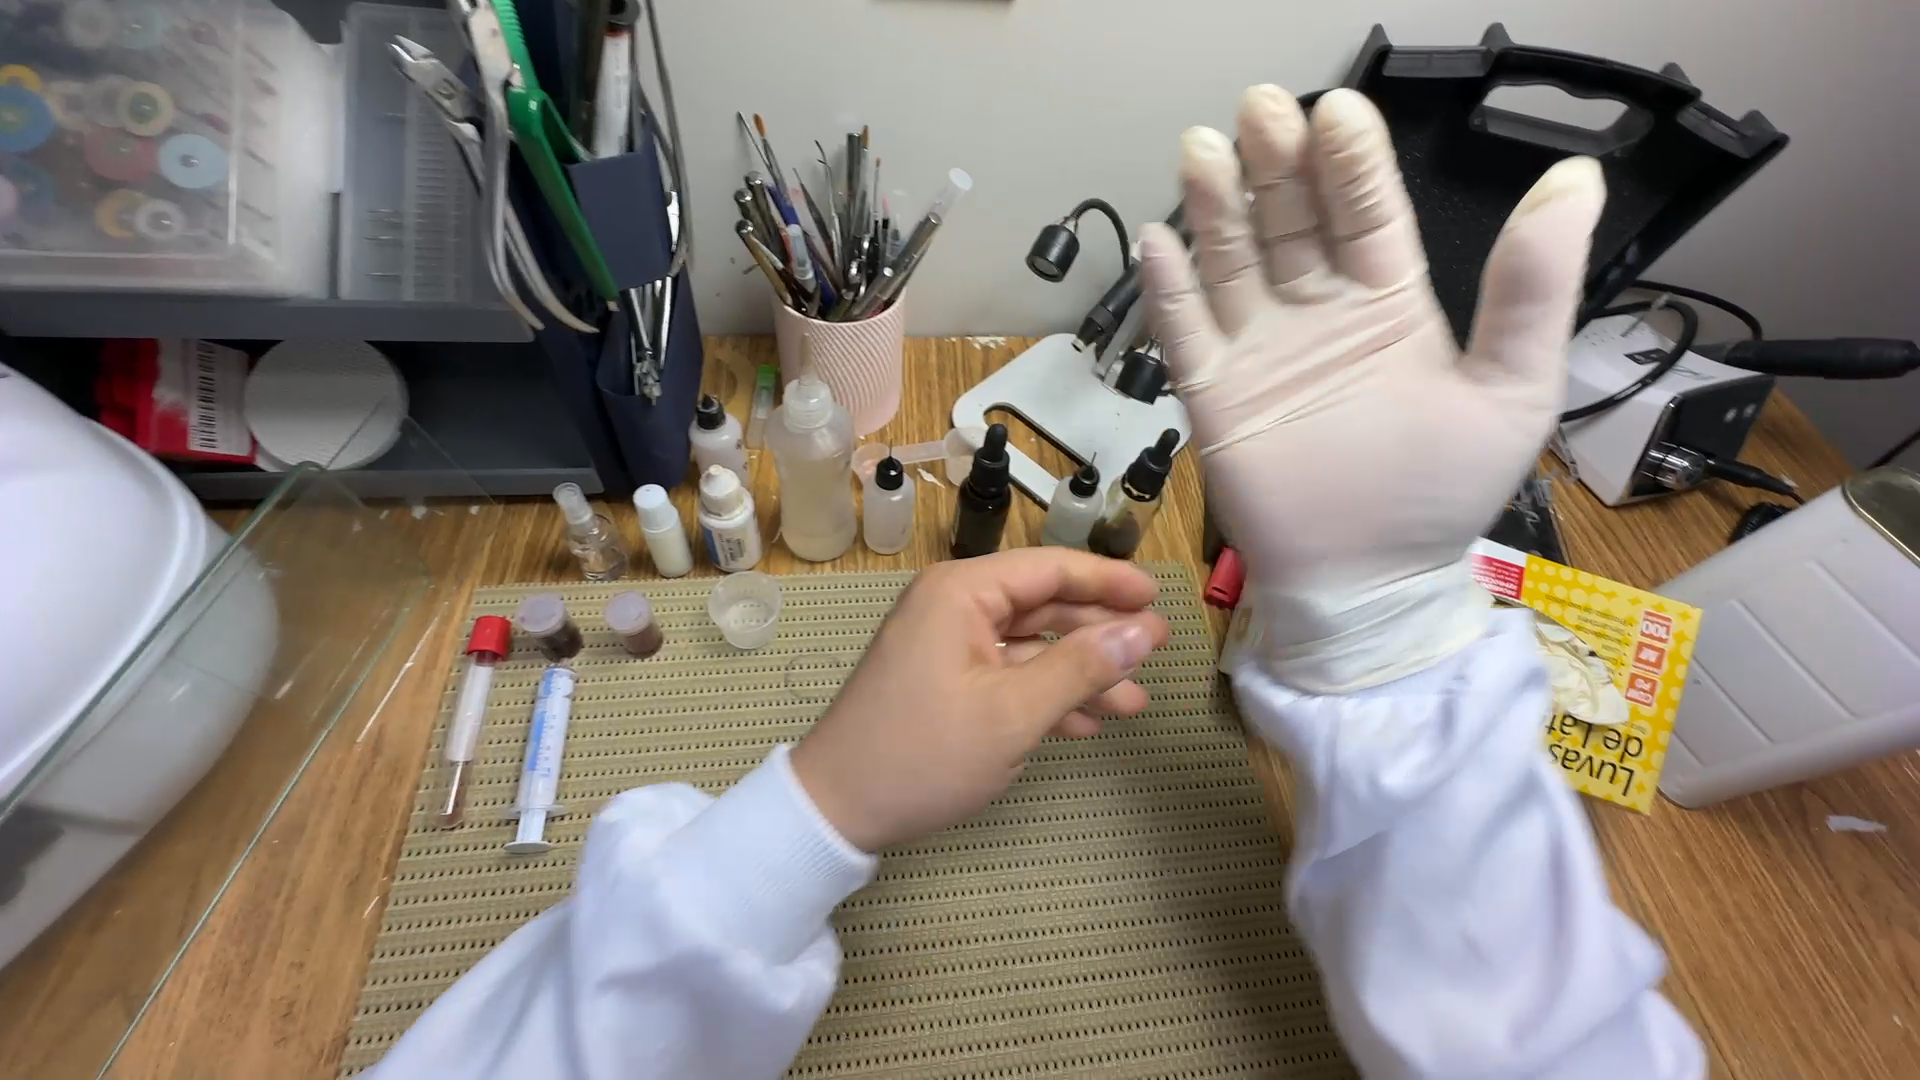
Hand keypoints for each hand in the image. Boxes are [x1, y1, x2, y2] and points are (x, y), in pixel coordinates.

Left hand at [790, 549, 1169, 851]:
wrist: (837, 808)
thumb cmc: (924, 753)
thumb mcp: (1012, 712)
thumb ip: (1081, 667)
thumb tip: (1142, 631)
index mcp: (962, 593)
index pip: (1050, 569)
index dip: (1107, 581)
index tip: (1156, 598)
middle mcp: (954, 607)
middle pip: (1043, 606)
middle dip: (1100, 632)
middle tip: (1157, 649)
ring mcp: (948, 645)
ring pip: (1030, 646)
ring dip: (1080, 674)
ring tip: (1135, 703)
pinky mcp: (946, 681)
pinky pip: (1007, 675)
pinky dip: (1044, 696)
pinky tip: (1087, 724)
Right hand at [1140, 86, 1604, 691]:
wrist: (1361, 575)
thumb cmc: (1437, 492)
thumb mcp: (1510, 390)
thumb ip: (1531, 291)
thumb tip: (1573, 179)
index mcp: (1388, 305)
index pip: (1366, 214)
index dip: (1351, 164)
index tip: (1337, 114)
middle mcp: (1316, 315)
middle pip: (1288, 224)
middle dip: (1273, 165)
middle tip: (1255, 110)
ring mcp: (1259, 352)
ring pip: (1229, 265)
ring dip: (1214, 209)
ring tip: (1199, 151)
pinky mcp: (1212, 393)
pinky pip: (1184, 332)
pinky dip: (1168, 290)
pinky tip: (1154, 243)